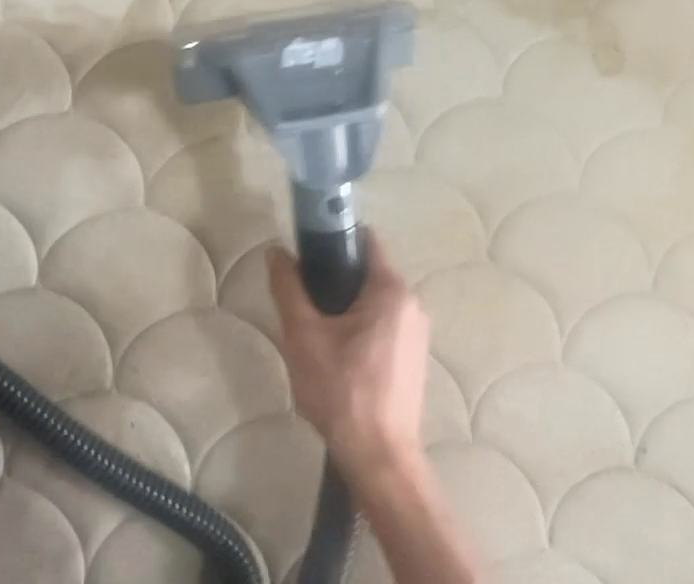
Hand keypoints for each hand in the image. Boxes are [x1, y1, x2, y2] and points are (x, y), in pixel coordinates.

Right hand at [266, 235, 430, 473]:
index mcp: (391, 291)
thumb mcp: (303, 335)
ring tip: (312, 330)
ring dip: (342, 306)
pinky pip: (381, 324)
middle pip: (366, 272)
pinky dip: (356, 327)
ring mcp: (416, 334)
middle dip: (332, 278)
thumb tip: (276, 252)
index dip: (332, 237)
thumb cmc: (341, 390)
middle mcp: (412, 305)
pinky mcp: (412, 358)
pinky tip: (334, 354)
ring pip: (372, 301)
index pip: (365, 240)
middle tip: (300, 299)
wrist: (378, 456)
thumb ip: (288, 287)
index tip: (304, 249)